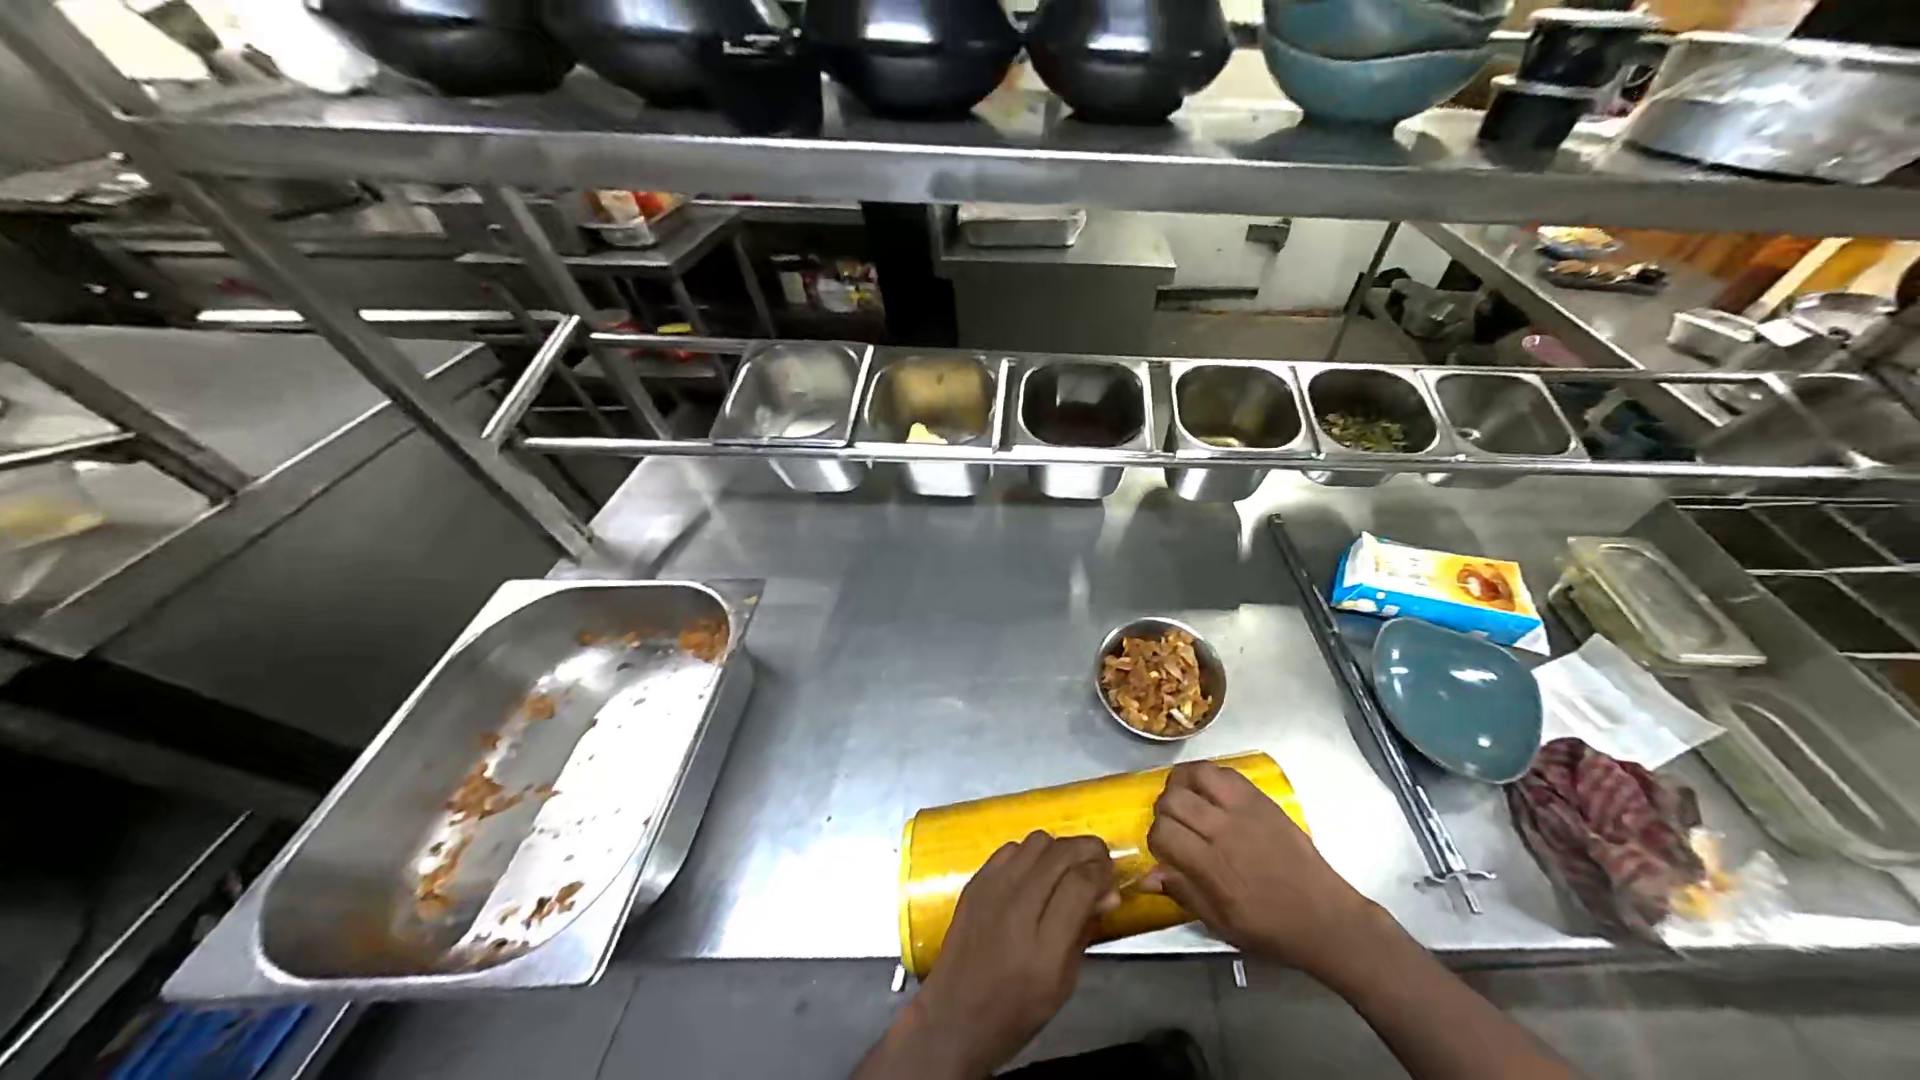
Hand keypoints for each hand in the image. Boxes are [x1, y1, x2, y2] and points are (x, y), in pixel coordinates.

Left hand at [861, 832, 1119, 1079]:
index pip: (1081, 882)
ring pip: (1036, 841)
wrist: (954, 1015)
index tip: (1112, 874)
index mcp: (1044, 946)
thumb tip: (1108, 892)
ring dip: (1059, 849)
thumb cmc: (1015, 1011)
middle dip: (1087, 851)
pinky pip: (1011, 848)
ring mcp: (991, 890)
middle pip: (1060, 853)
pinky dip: (1030, 853)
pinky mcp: (975, 882)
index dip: (1102, 870)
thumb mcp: (1063, 983)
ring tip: (1068, 868)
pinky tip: (1035, 873)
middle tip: (1099, 863)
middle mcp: (1016, 908)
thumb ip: (1085, 931)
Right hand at [1142, 761, 1384, 979]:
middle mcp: (1224, 831)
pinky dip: (1209, 777)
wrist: (1326, 919)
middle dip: (1163, 811)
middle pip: (1172, 799)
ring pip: (1196, 774)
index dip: (1155, 840)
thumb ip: (1182, 892)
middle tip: (1173, 826)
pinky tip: (1209, 793)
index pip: (1162, 832)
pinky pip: (1225, 772)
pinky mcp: (1261, 800)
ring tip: (1184, 799)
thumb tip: (1146, 876)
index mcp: (1212, 866)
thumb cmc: (1270, 928)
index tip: (1164, 851)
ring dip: (1181, 785)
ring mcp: (1244, 810)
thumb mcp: (1220, 923)